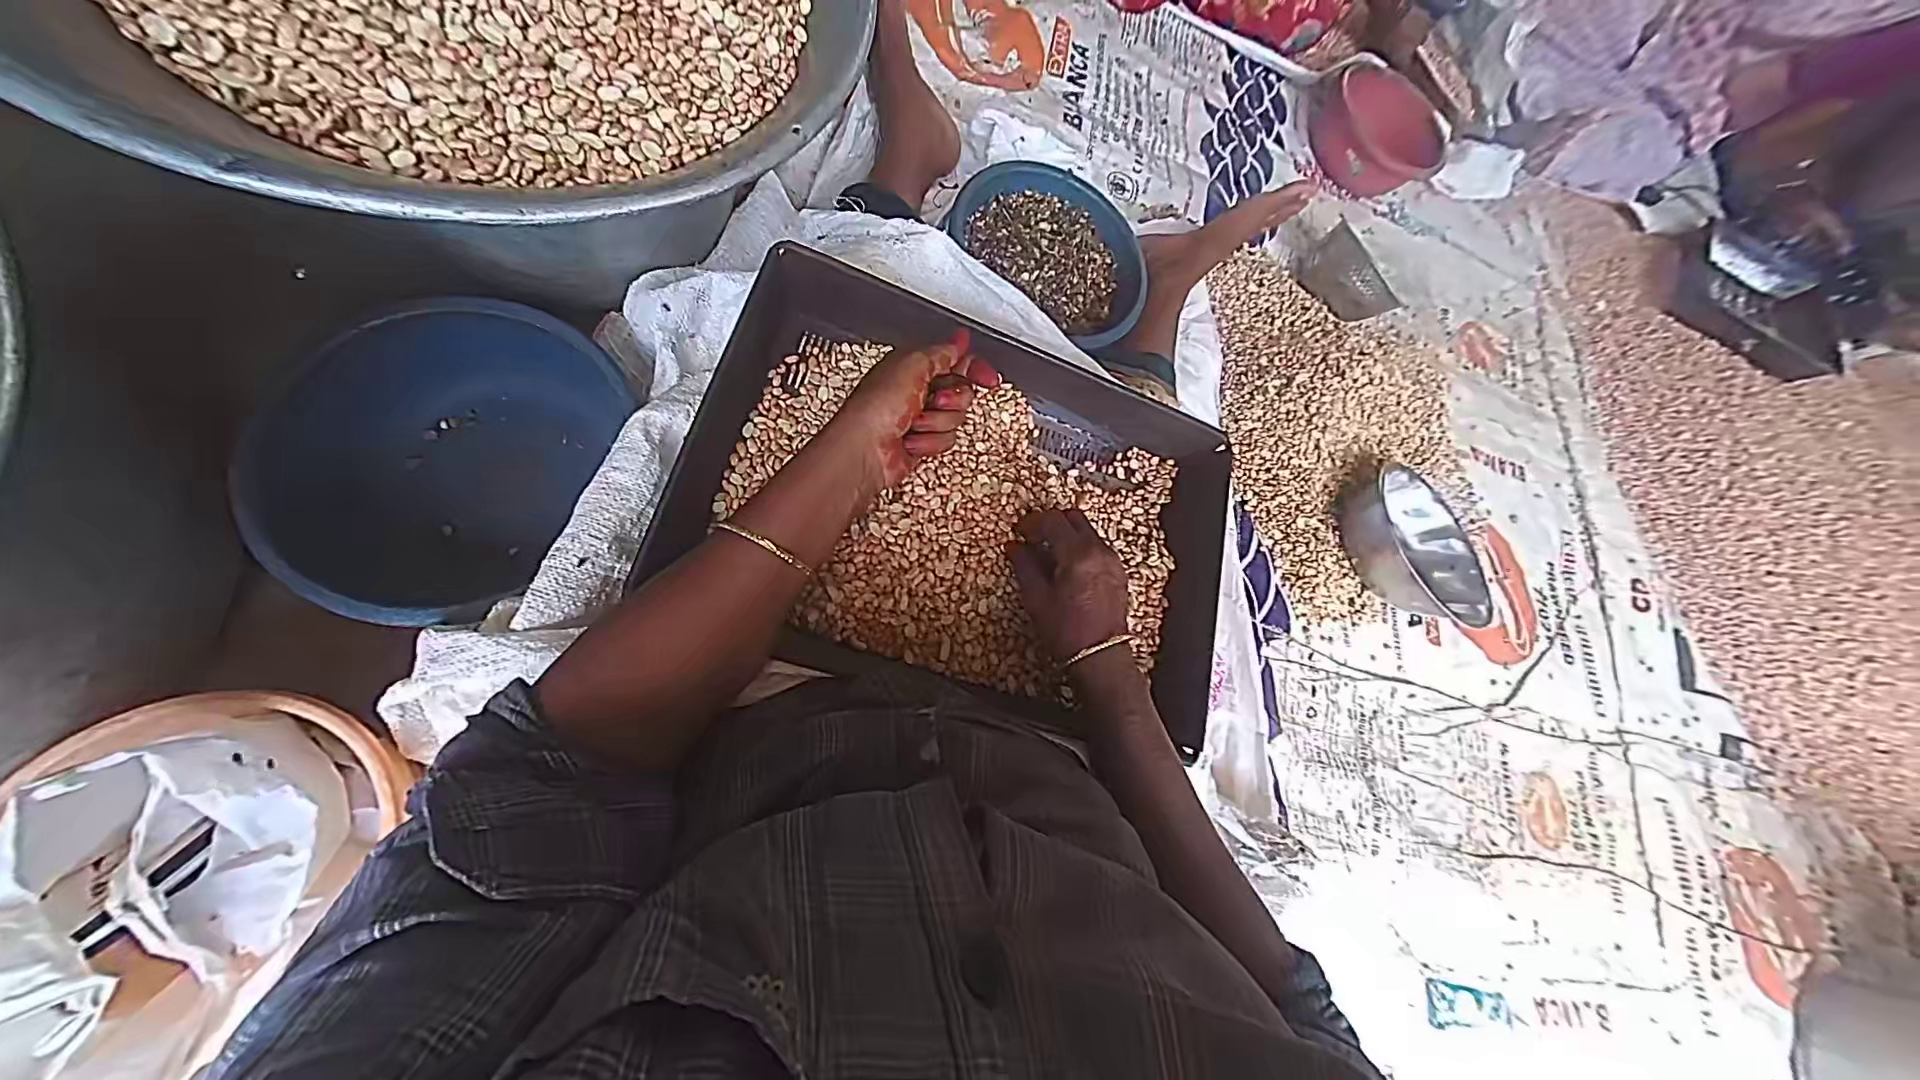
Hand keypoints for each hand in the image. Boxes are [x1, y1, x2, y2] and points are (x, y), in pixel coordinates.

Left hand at [830, 329, 1002, 490]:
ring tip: (915, 424)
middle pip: (962, 393)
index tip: (990, 379)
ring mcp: (921, 418)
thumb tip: (960, 340)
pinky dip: (930, 442)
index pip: (955, 362)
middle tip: (935, 402)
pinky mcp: (923, 442)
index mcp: (914, 366)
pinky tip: (911, 441)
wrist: (864, 450)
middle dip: (953, 400)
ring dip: (938, 423)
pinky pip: (946, 440)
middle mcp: (918, 391)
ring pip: (956, 419)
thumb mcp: (914, 366)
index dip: (975, 368)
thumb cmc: (877, 408)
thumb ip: (942, 352)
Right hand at [1008, 508, 1130, 663]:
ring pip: (1086, 531)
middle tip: (1032, 537)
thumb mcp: (1036, 598)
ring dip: (1066, 534)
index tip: (1019, 531)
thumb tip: (1014, 547)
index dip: (1031, 522)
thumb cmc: (1066, 631)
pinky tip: (1066, 567)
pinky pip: (1096, 547)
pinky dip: (1079, 548)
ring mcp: (1112, 561)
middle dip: (1050, 522)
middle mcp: (1099, 551)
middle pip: (1072, 518)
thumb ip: (1024, 566)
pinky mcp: (1117, 572)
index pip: (1052, 520)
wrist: (1100, 656)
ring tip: (1047, 554)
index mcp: (1078, 555)